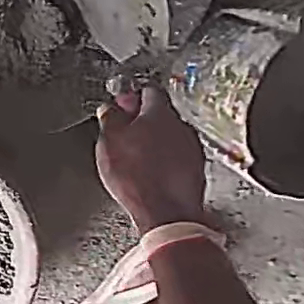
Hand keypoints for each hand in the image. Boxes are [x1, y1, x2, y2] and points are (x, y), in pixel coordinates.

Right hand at [95, 86, 207, 229]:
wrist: (164, 212)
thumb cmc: (137, 176)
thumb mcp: (108, 140)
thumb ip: (109, 118)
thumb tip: (109, 109)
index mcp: (160, 113)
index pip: (148, 91)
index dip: (131, 96)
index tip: (121, 103)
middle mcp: (181, 127)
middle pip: (160, 114)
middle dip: (141, 120)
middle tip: (123, 131)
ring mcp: (191, 150)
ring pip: (169, 136)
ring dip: (152, 141)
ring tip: (132, 156)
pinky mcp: (195, 171)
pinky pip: (176, 157)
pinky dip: (162, 160)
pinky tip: (147, 172)